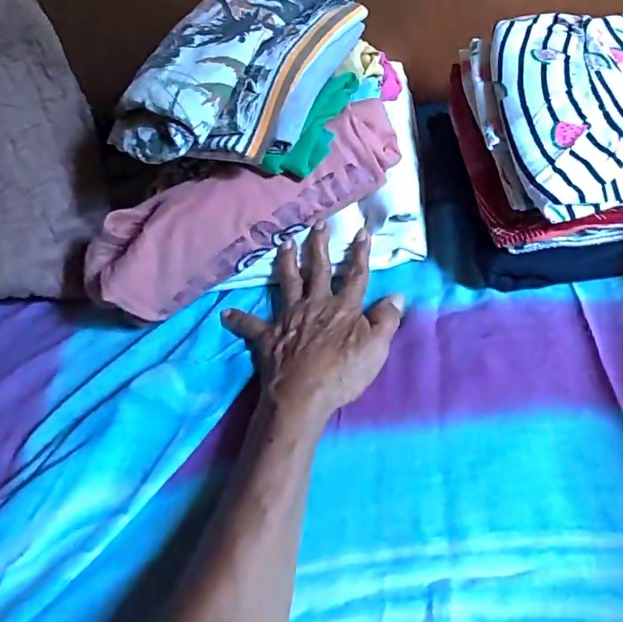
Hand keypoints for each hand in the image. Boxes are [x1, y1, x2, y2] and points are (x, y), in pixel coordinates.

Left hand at [222, 221, 404, 425]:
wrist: (301, 397)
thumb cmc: (342, 373)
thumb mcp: (376, 348)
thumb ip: (386, 319)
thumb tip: (396, 295)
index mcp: (342, 307)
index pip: (355, 274)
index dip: (360, 253)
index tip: (361, 231)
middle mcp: (315, 304)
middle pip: (318, 269)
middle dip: (319, 245)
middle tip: (319, 224)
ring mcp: (289, 318)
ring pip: (287, 282)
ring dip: (286, 262)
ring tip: (284, 243)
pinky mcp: (267, 337)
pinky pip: (250, 325)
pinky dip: (238, 319)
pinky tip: (225, 313)